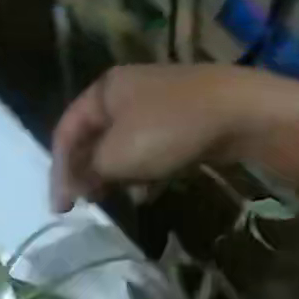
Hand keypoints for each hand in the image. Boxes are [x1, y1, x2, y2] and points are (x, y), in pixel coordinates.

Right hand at [49, 64, 298, 211]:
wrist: (239, 112)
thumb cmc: (168, 129)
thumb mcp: (118, 154)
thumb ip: (89, 170)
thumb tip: (76, 183)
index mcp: (105, 89)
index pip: (66, 130)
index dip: (58, 170)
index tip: (60, 209)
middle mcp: (128, 91)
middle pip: (95, 136)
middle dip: (88, 171)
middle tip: (88, 204)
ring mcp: (159, 103)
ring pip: (125, 144)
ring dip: (118, 173)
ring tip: (121, 198)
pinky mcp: (184, 120)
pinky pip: (153, 147)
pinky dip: (146, 169)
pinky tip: (151, 191)